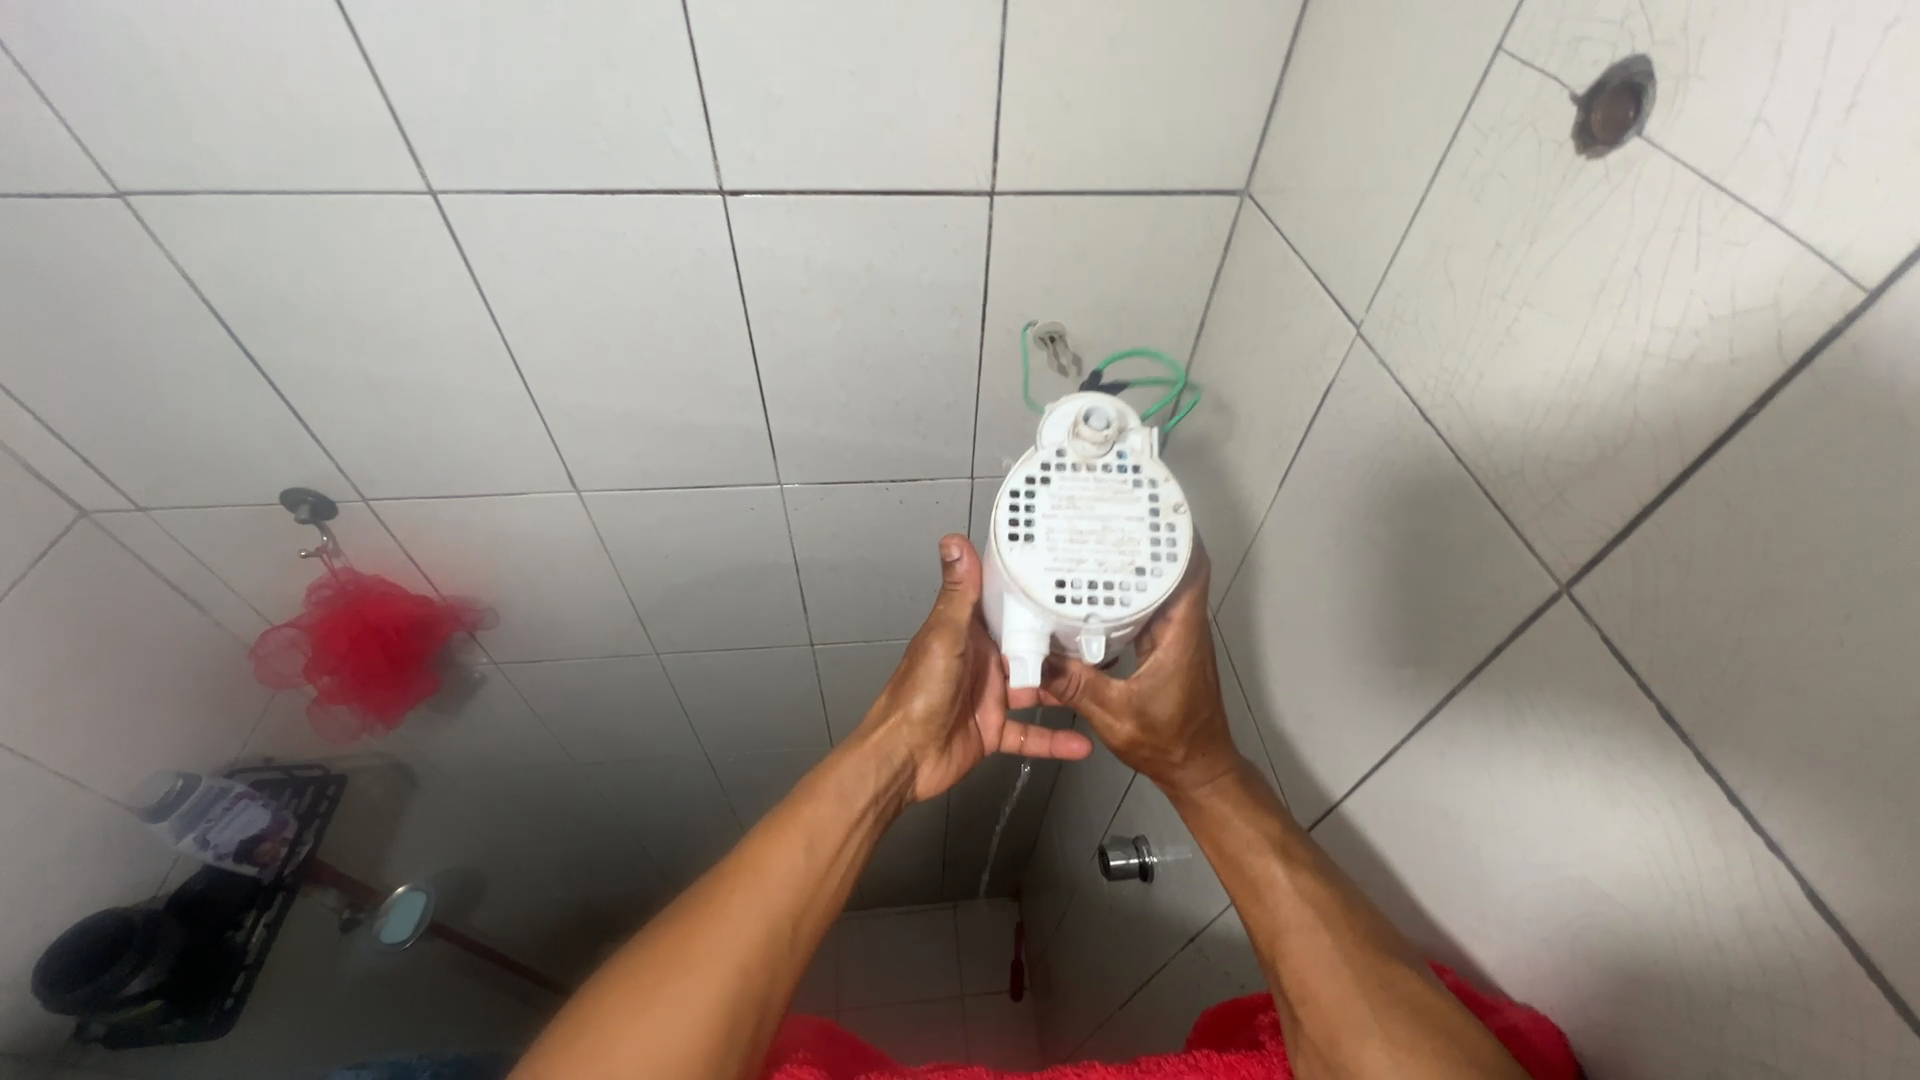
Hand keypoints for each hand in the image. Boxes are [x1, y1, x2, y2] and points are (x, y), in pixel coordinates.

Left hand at [852, 535, 1092, 803]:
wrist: (903, 755)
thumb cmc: (916, 693)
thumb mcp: (944, 635)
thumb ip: (958, 593)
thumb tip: (953, 541)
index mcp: (969, 634)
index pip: (1006, 608)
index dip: (1032, 597)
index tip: (1066, 585)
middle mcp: (982, 662)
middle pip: (1029, 649)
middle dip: (1060, 645)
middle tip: (1101, 638)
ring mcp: (990, 697)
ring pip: (1036, 689)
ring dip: (1063, 688)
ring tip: (1099, 682)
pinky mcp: (994, 730)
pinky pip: (1031, 734)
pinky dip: (1054, 740)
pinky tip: (1081, 743)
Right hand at [1037, 539, 1240, 795]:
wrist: (1197, 770)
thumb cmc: (1170, 744)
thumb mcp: (1115, 715)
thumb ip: (1075, 685)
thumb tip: (1034, 660)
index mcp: (1182, 633)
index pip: (1191, 568)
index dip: (1177, 534)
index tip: (1150, 509)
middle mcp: (1184, 628)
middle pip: (1173, 570)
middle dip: (1146, 542)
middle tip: (1109, 520)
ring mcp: (1176, 639)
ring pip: (1161, 590)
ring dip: (1137, 569)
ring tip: (1099, 547)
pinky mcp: (1166, 651)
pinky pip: (1149, 612)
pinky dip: (1129, 598)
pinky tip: (1098, 596)